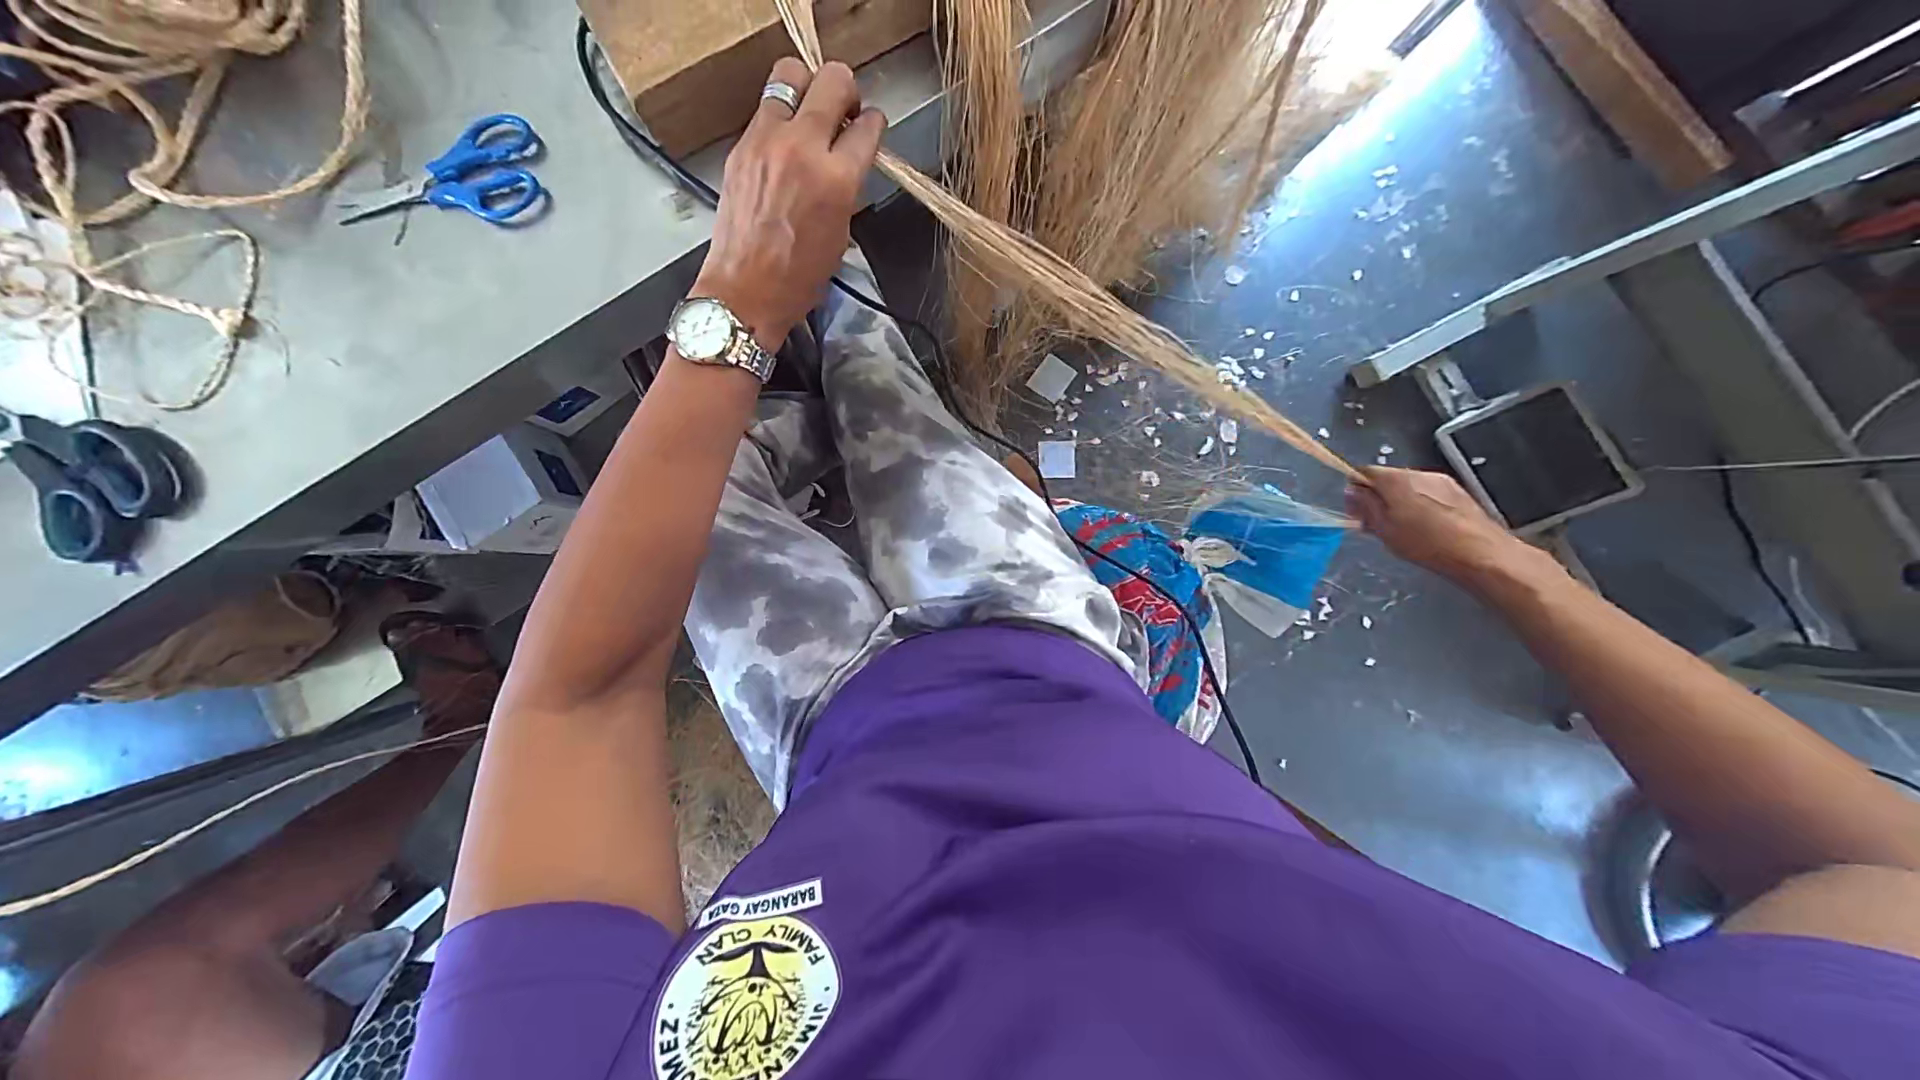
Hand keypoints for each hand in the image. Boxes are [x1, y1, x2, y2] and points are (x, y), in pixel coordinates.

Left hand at [691, 57, 885, 346]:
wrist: (746, 290)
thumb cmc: (798, 277)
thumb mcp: (840, 234)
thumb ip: (847, 187)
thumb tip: (849, 160)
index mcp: (836, 179)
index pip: (867, 126)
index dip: (874, 125)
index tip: (870, 127)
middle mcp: (801, 149)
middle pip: (832, 80)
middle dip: (845, 90)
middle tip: (845, 109)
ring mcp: (765, 142)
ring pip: (791, 76)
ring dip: (808, 89)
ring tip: (811, 115)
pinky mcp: (741, 147)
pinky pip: (766, 109)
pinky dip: (781, 117)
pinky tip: (785, 145)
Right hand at [1346, 467, 1543, 586]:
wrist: (1481, 554)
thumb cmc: (1428, 544)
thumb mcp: (1385, 529)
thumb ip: (1365, 506)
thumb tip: (1352, 491)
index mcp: (1396, 479)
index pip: (1363, 472)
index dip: (1354, 490)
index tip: (1354, 511)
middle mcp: (1419, 473)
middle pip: (1386, 479)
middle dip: (1376, 497)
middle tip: (1373, 524)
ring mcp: (1442, 482)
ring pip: (1407, 487)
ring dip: (1397, 502)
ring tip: (1399, 529)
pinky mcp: (1458, 493)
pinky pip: (1427, 493)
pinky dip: (1418, 506)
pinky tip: (1422, 528)